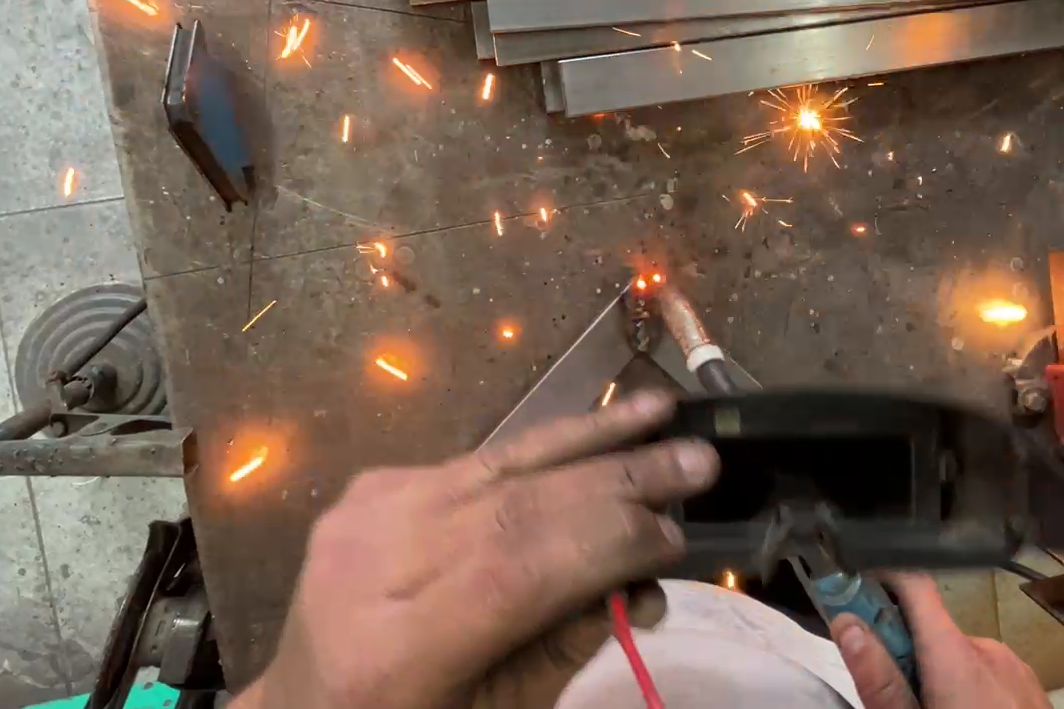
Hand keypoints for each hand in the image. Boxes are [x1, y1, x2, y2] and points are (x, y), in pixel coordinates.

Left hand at [232, 390, 719, 708]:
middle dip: (616, 476)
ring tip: (658, 412)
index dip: (605, 539)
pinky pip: (480, 460)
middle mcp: (372, 560)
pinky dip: (546, 448)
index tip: (677, 530)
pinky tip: (600, 429)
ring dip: (590, 435)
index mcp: (392, 650)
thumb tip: (646, 576)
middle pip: (513, 502)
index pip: (517, 567)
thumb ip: (565, 646)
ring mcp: (368, 510)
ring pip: (501, 460)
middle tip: (696, 458)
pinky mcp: (376, 483)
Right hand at [833, 574, 1050, 708]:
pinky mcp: (1036, 698)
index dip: (877, 580)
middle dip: (904, 655)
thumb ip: (880, 682)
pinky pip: (989, 679)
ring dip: (937, 679)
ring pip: (958, 657)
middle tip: (896, 702)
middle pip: (930, 628)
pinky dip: (969, 695)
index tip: (851, 602)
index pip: (912, 580)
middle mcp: (989, 651)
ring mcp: (1018, 674)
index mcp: (956, 654)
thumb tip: (846, 621)